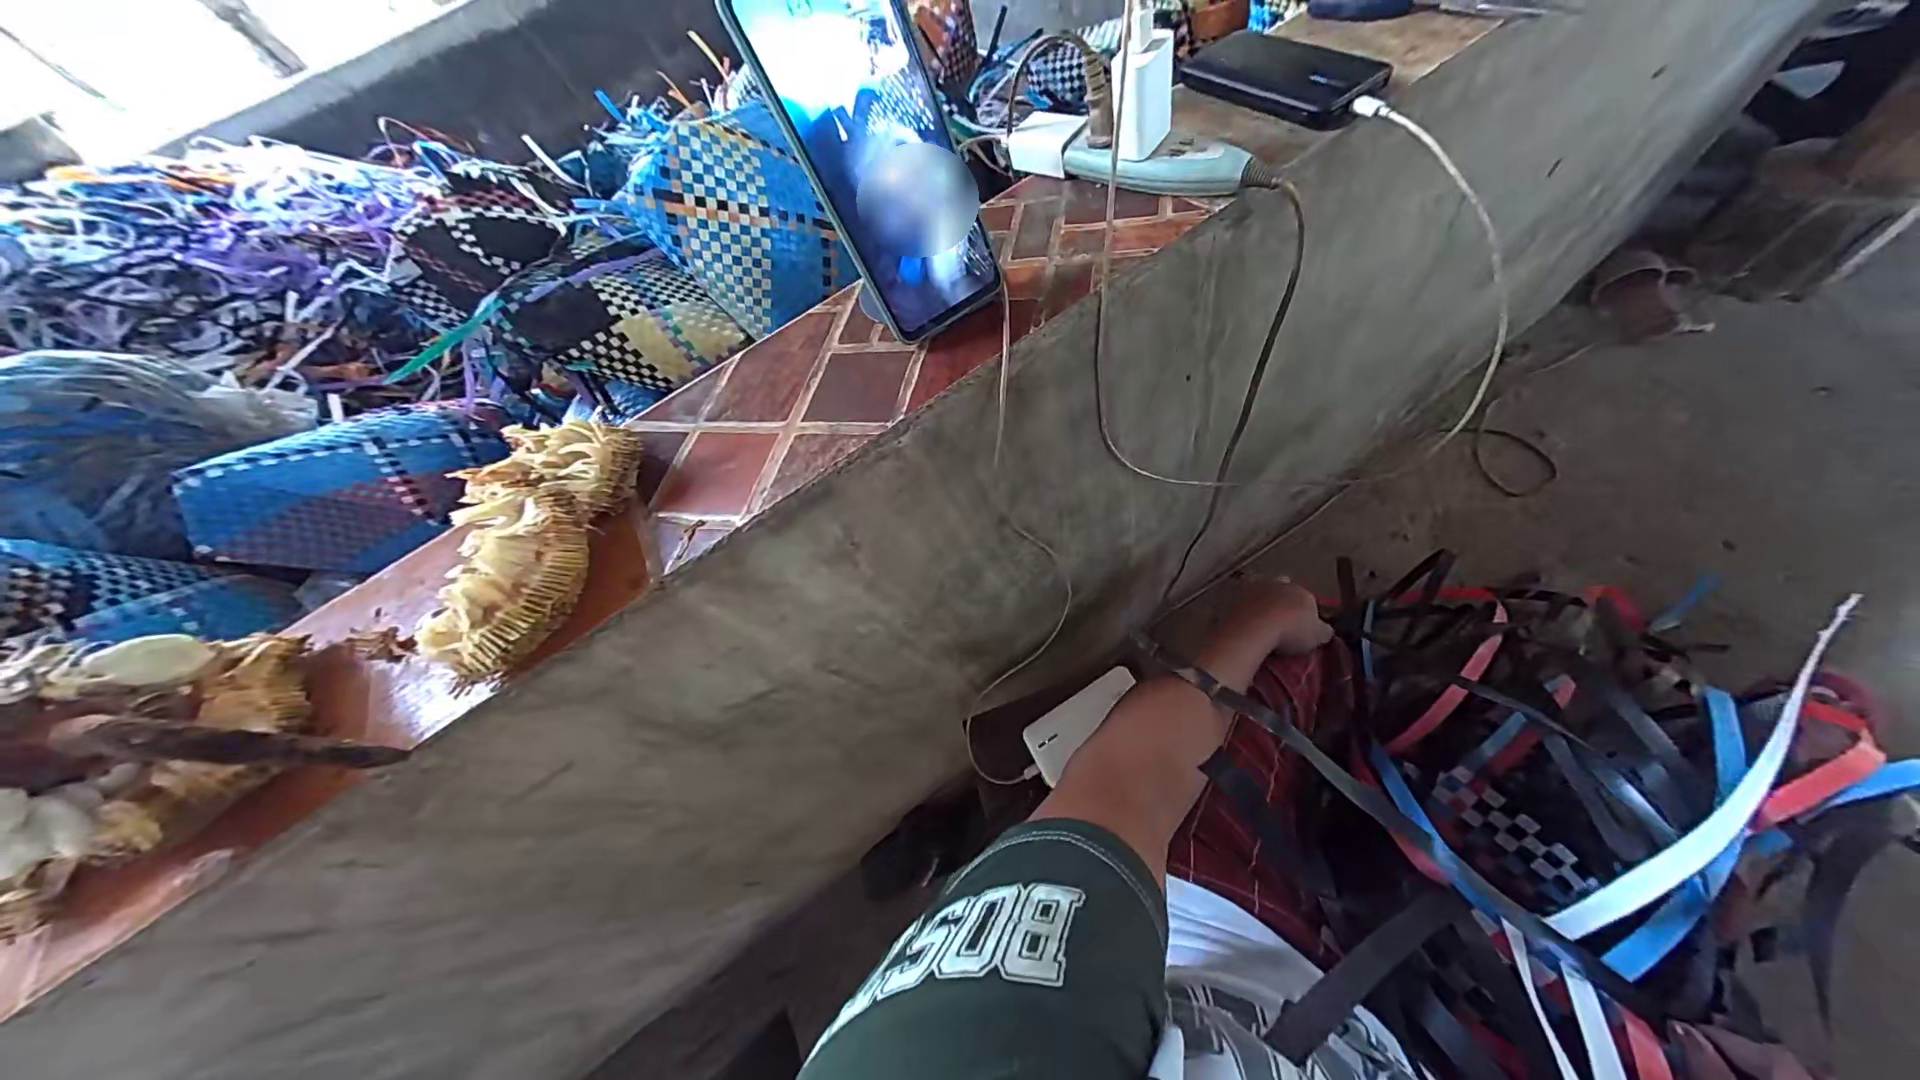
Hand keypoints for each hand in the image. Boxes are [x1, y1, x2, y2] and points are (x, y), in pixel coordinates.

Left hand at [1219, 577, 1332, 657]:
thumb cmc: (1292, 631)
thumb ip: (1323, 630)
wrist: (1254, 629)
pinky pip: (1240, 603)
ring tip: (1260, 621)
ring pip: (1259, 592)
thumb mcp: (1318, 636)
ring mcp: (1252, 589)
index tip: (1301, 625)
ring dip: (1261, 603)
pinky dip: (1243, 610)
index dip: (1304, 611)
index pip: (1306, 598)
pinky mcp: (1232, 597)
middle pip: (1281, 588)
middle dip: (1282, 599)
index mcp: (1301, 591)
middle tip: (1280, 618)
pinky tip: (1244, 622)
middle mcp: (1276, 584)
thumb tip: (1324, 629)